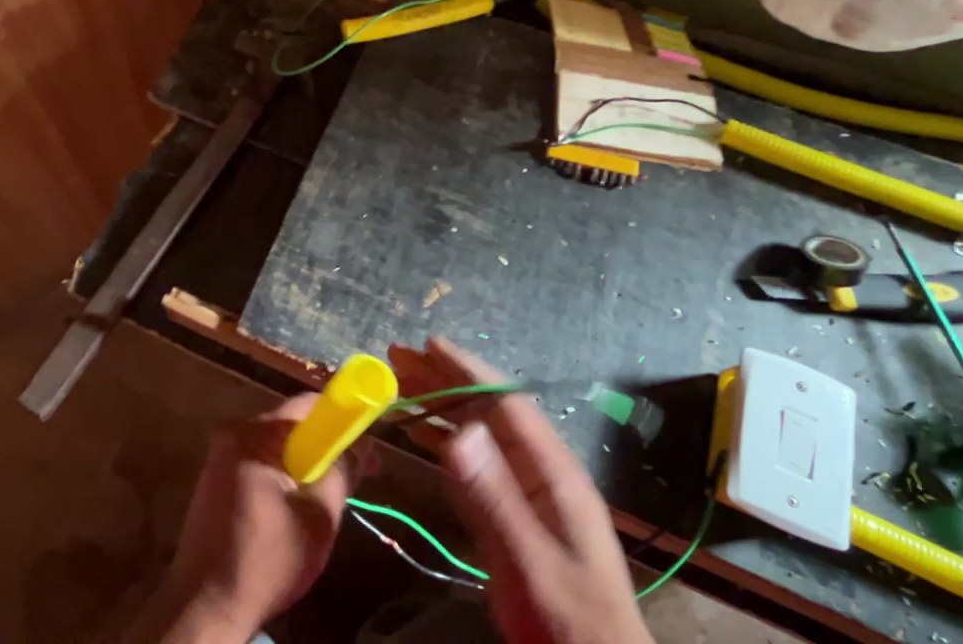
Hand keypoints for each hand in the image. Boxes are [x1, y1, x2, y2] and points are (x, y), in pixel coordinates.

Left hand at [131, 394, 371, 642]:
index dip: (345, 416)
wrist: (206, 606)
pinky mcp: (216, 481)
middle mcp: (231, 435)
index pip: (307, 405)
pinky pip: (262, 464)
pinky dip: (287, 477)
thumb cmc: (266, 560)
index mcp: (252, 435)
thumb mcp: (318, 517)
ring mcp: (219, 458)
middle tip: (362, 471)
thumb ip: (342, 472)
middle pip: (293, 425)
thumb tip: (364, 445)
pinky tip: (301, 507)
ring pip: (279, 448)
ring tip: (335, 495)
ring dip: (309, 465)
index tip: (372, 437)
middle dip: (329, 445)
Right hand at [397, 337, 651, 643]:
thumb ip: (493, 498)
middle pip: (491, 412)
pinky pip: (479, 461)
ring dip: (441, 405)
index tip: (427, 345)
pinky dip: (446, 440)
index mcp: (553, 473)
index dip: (465, 371)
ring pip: (483, 433)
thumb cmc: (565, 618)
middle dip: (445, 380)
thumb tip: (460, 430)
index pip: (505, 404)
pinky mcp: (520, 514)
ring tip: (399, 386)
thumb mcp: (526, 561)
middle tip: (397, 358)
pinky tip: (422, 435)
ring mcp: (533, 493)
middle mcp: (544, 472)